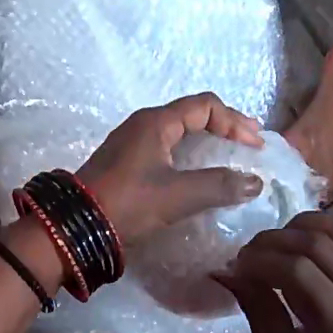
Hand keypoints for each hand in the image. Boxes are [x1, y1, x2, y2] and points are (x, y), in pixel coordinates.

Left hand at [78, 93, 266, 245]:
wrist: (77, 226)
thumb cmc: (128, 204)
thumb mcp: (178, 195)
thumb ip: (219, 186)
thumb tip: (255, 182)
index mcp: (156, 122)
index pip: (205, 106)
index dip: (234, 122)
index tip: (254, 146)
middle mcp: (143, 124)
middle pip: (192, 114)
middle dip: (224, 127)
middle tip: (248, 145)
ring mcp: (132, 143)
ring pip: (178, 132)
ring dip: (206, 141)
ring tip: (228, 157)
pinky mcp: (126, 162)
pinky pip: (166, 147)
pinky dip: (189, 154)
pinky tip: (198, 173)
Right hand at [216, 212, 332, 332]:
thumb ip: (257, 307)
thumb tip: (226, 268)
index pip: (296, 270)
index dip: (260, 259)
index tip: (236, 263)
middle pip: (322, 245)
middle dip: (277, 239)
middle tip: (251, 251)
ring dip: (315, 227)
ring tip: (287, 240)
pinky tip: (327, 246)